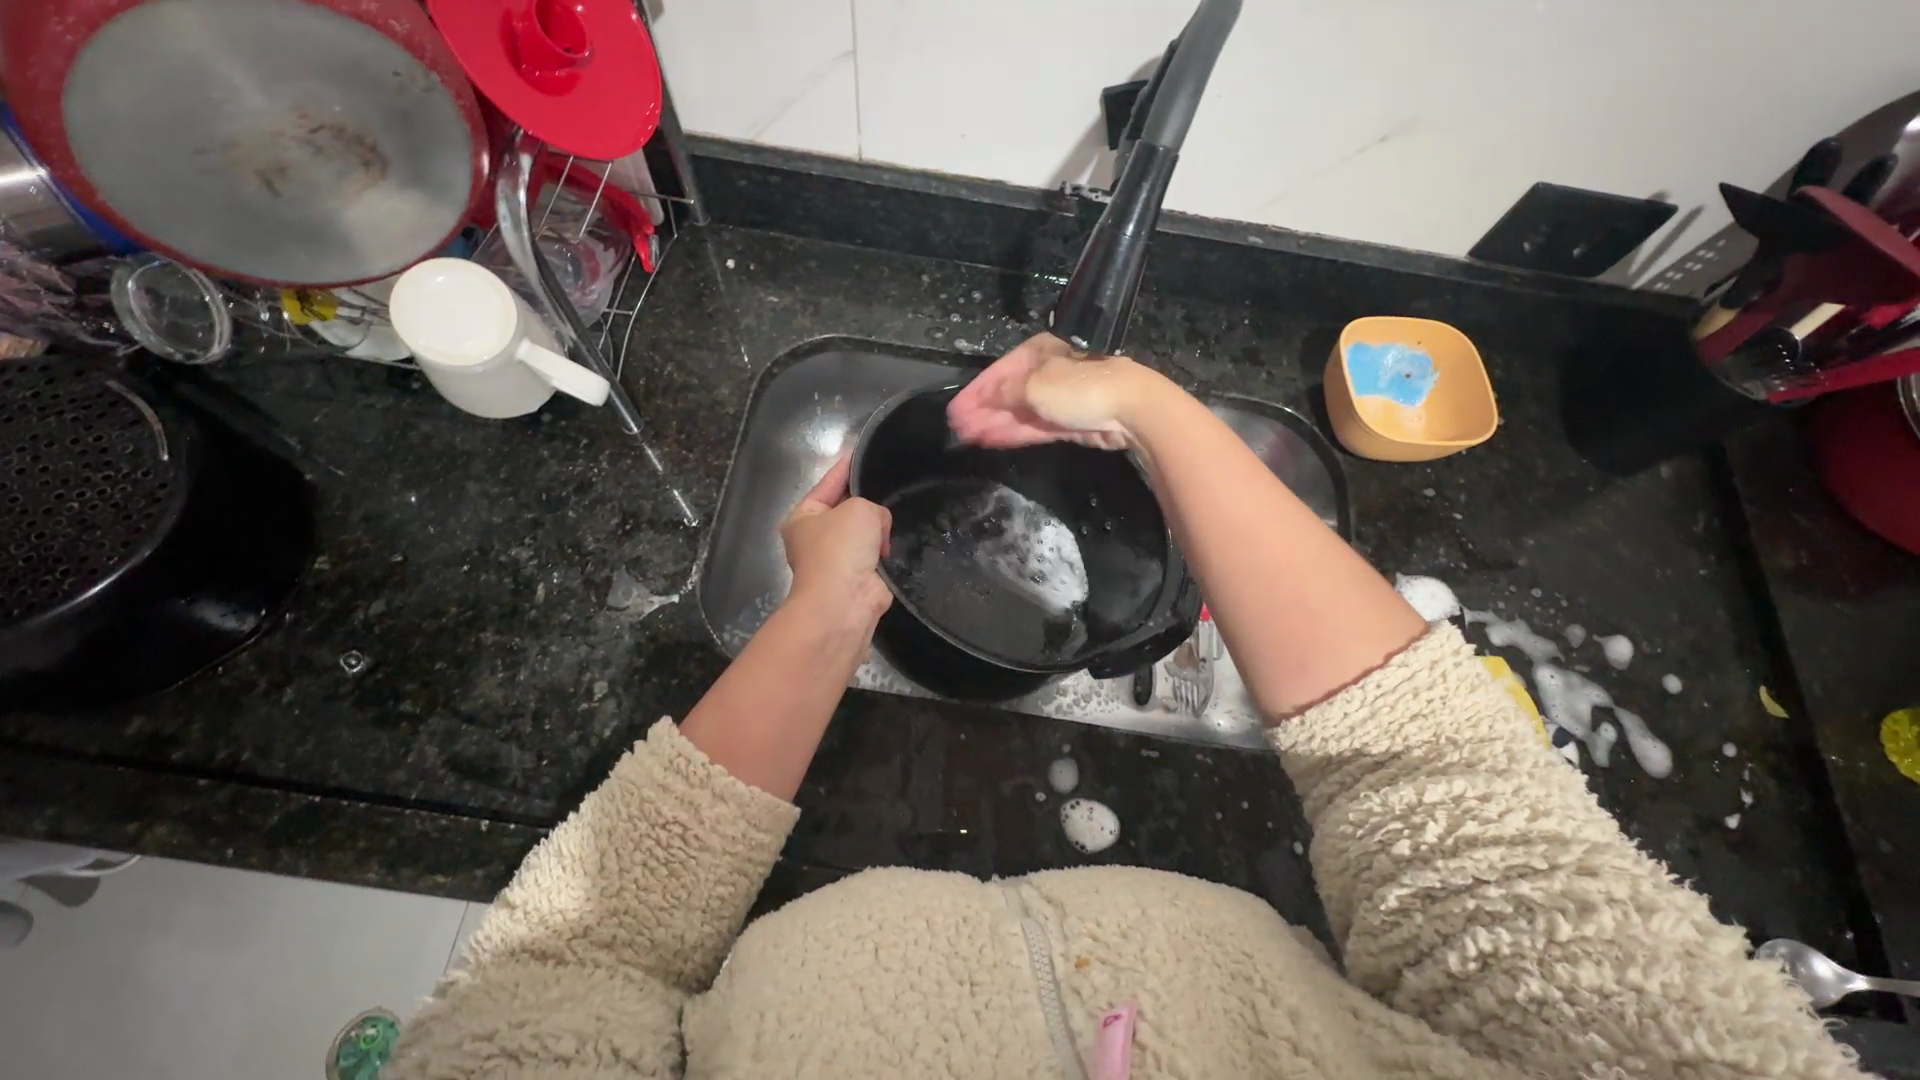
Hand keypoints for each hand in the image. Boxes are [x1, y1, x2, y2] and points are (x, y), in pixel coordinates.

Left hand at [781, 453, 892, 621]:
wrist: (845, 600)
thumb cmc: (841, 548)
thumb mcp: (859, 508)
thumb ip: (873, 506)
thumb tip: (878, 532)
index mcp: (802, 517)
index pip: (828, 483)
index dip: (845, 468)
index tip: (859, 452)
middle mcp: (815, 538)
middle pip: (845, 509)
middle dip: (865, 501)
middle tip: (888, 485)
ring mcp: (835, 560)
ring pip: (862, 533)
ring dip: (877, 530)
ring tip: (891, 522)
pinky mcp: (856, 578)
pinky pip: (873, 554)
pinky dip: (883, 551)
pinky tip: (893, 545)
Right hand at [945, 332, 1160, 449]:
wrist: (1130, 408)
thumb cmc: (1080, 387)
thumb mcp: (1035, 384)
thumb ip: (1006, 392)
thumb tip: (988, 397)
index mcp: (1041, 352)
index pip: (1000, 372)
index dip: (976, 391)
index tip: (955, 410)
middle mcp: (1049, 373)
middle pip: (1008, 393)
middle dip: (982, 410)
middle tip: (956, 428)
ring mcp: (1060, 400)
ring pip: (1019, 413)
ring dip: (993, 424)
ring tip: (968, 437)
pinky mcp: (1069, 425)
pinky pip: (1034, 428)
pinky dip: (1013, 433)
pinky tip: (992, 440)